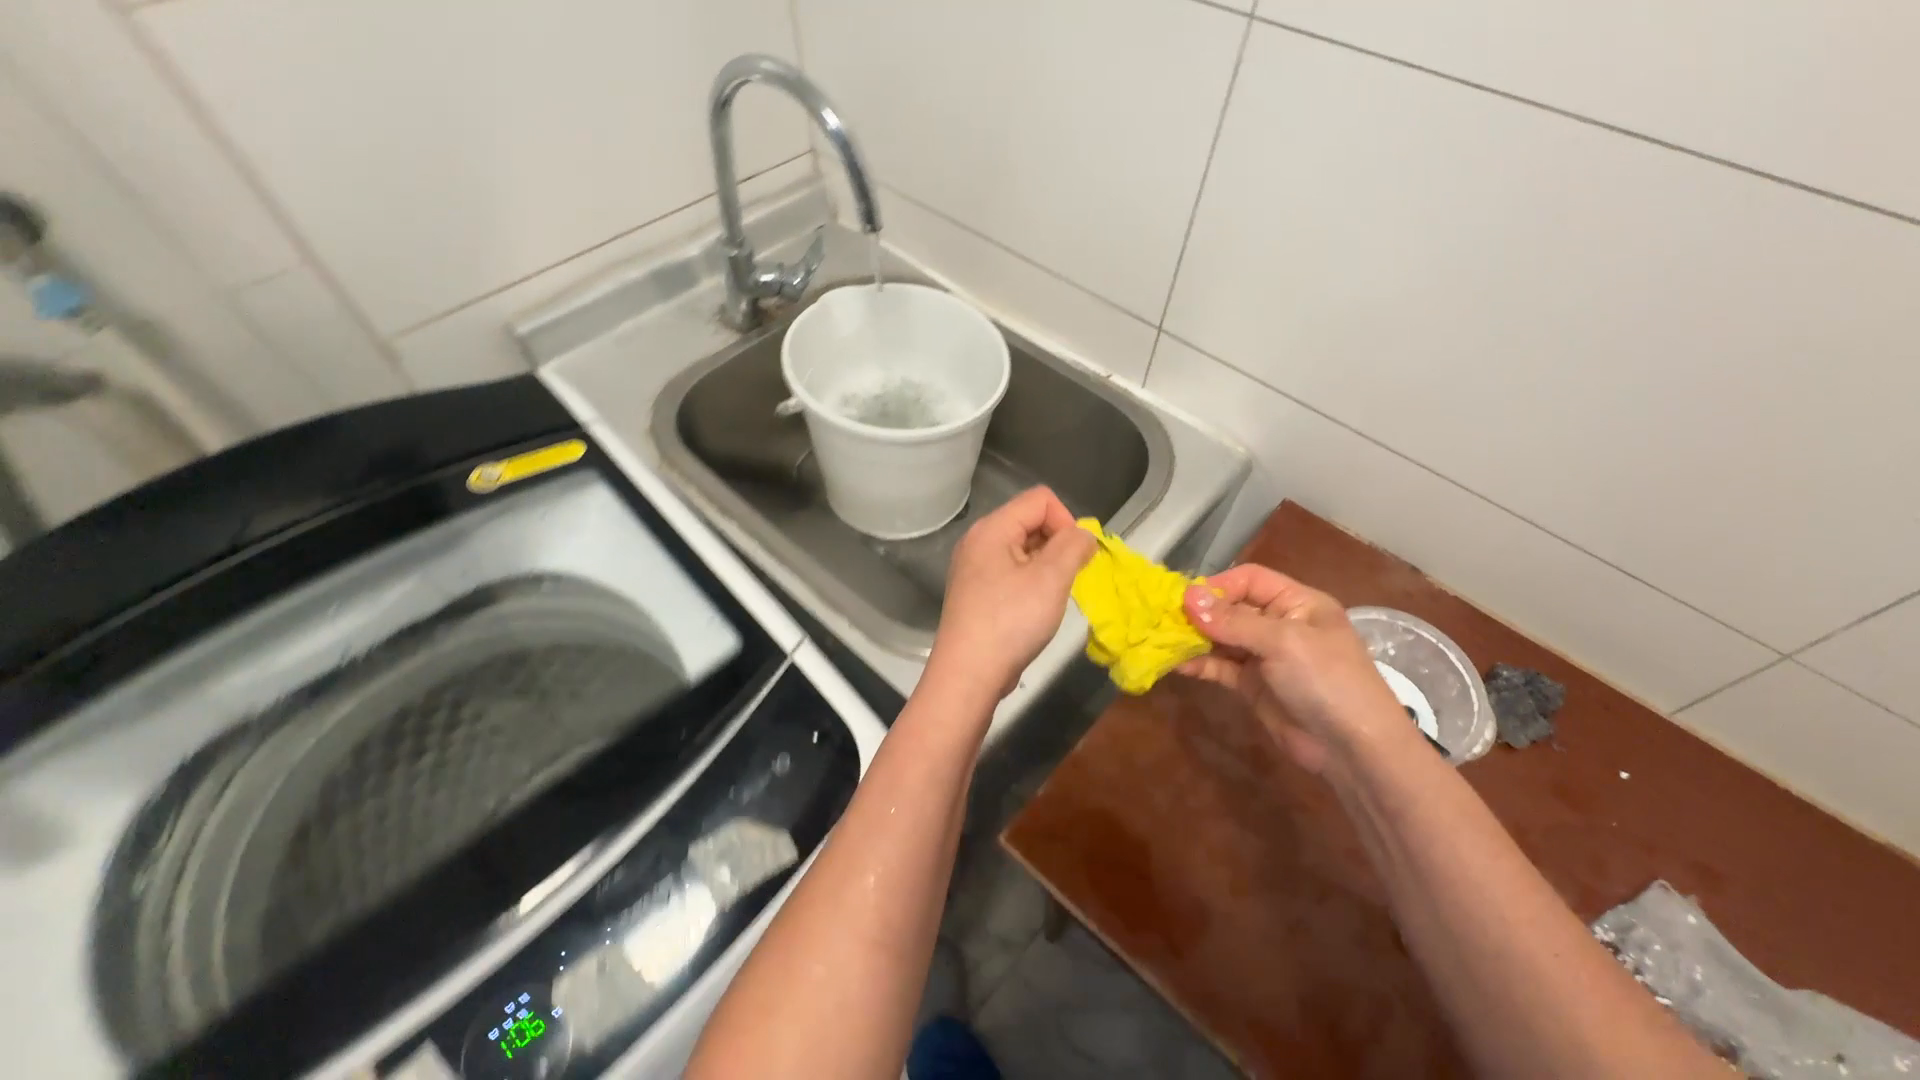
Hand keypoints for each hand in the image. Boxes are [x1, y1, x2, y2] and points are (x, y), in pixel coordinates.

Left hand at [927, 486, 1096, 703]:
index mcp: (992, 529)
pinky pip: (1010, 573)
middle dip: (1057, 544)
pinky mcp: (975, 593)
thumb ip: (1073, 547)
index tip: (1075, 557)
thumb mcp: (1051, 579)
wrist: (968, 674)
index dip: (1066, 521)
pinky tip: (1033, 611)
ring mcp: (973, 568)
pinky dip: (1030, 583)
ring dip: (1046, 567)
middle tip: (1066, 580)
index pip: (1040, 499)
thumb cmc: (1011, 621)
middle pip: (1029, 521)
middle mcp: (978, 541)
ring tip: (1050, 597)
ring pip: (1022, 549)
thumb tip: (1084, 535)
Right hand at [1178, 565, 1409, 773]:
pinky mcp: (1253, 685)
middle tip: (1164, 619)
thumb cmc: (1327, 680)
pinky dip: (1199, 663)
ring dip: (1194, 638)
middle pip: (1231, 607)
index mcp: (1297, 603)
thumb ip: (1233, 621)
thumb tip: (1187, 598)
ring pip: (1221, 638)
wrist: (1353, 747)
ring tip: (1162, 640)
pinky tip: (1175, 663)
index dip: (1218, 585)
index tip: (1186, 600)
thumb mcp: (1283, 642)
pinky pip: (1220, 666)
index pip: (1250, 579)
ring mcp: (1265, 657)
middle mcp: (1280, 624)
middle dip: (1200, 612)